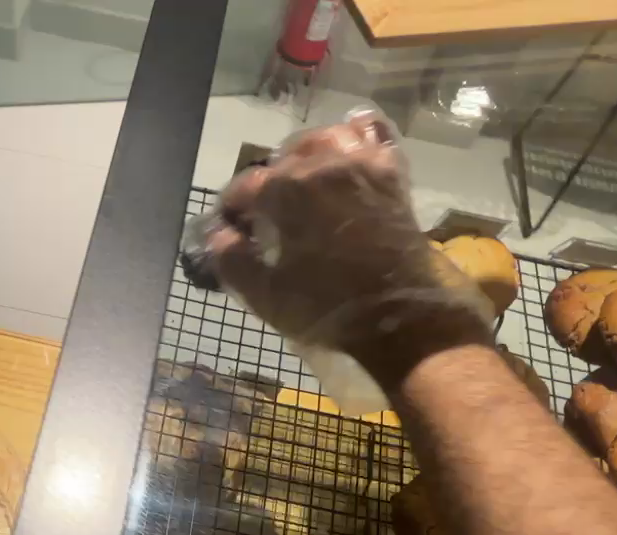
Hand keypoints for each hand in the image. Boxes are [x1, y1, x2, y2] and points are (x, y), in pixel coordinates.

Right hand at [204, 112, 494, 383]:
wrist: (398, 317)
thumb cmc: (326, 309)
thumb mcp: (266, 296)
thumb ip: (232, 262)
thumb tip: (217, 236)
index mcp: (286, 191)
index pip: (244, 187)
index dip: (231, 210)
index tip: (230, 230)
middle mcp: (323, 164)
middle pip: (281, 161)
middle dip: (266, 185)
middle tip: (264, 218)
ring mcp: (362, 164)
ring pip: (324, 139)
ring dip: (305, 157)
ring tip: (300, 184)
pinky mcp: (391, 174)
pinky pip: (370, 135)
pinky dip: (353, 140)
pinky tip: (343, 160)